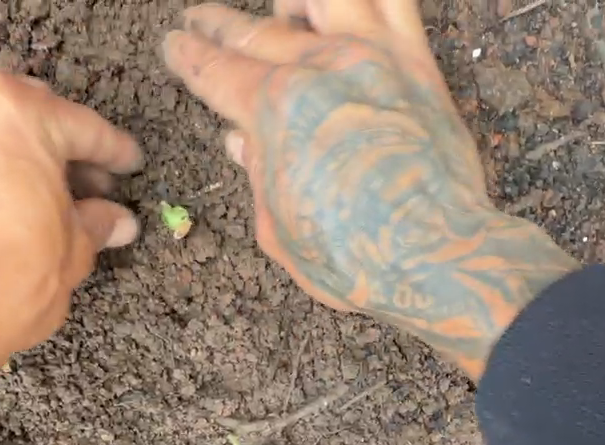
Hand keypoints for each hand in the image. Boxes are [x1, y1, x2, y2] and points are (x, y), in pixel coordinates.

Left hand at [0, 70, 142, 443]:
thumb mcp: (70, 256)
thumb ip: (94, 224)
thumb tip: (115, 220)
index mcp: (16, 114)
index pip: (82, 126)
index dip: (113, 151)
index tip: (127, 161)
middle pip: (27, 111)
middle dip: (60, 147)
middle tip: (87, 187)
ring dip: (12, 150)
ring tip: (37, 193)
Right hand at [163, 0, 575, 378]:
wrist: (429, 255)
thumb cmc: (350, 257)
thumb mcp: (278, 231)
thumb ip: (257, 178)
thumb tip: (241, 143)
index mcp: (272, 111)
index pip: (215, 71)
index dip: (189, 57)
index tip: (175, 46)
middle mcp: (317, 68)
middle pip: (256, 31)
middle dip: (220, 24)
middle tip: (201, 18)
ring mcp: (370, 56)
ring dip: (291, 1)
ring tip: (280, 8)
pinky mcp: (415, 62)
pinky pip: (392, 0)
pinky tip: (349, 8)